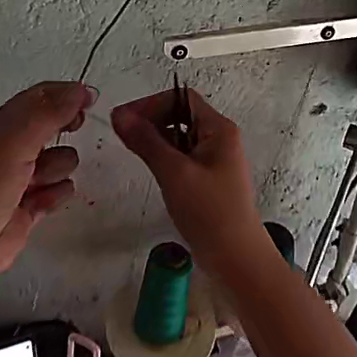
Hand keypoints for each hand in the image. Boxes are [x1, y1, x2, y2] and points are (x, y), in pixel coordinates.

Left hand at [0, 82, 92, 288]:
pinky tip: (45, 200)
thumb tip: (79, 90)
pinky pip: (59, 190)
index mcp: (3, 126)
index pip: (39, 97)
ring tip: (44, 178)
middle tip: (77, 127)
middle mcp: (12, 148)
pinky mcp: (29, 207)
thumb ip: (49, 114)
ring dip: (61, 165)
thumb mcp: (15, 143)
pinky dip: (57, 194)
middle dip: (67, 125)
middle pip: (51, 125)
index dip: (66, 92)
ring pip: (60, 159)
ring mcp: (21, 178)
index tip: (91, 97)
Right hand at [110, 87, 262, 264]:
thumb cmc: (209, 212)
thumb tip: (119, 115)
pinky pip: (183, 156)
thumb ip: (146, 141)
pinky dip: (164, 156)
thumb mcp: (174, 173)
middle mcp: (220, 138)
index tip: (123, 118)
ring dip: (156, 138)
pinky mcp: (208, 179)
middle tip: (123, 134)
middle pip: (181, 114)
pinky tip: (150, 167)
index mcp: (219, 129)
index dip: (151, 103)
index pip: (182, 98)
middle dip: (151, 119)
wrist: (236, 257)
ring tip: (132, 149)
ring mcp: (215, 159)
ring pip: (180, 136)